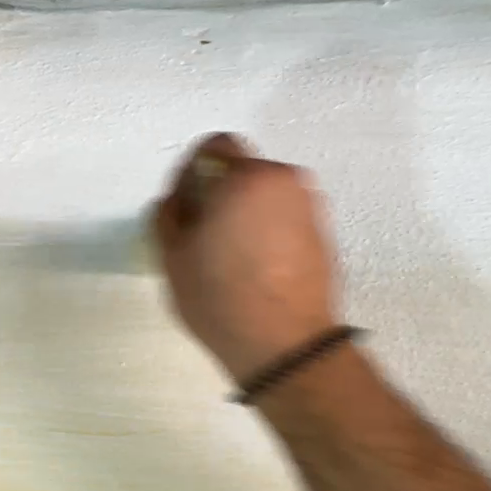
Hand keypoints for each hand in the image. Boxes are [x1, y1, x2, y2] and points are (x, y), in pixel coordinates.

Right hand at [152, 133, 341, 383]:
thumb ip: (168, 218)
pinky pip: (282, 219)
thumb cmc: (218, 297)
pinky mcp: (322, 232)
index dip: (191, 174)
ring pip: (262, 197)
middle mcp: (284, 179)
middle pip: (240, 172)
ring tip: (226, 260)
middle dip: (218, 196)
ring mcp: (309, 205)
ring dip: (242, 215)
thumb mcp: (173, 258)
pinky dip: (264, 233)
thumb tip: (174, 201)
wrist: (283, 343)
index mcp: (245, 177)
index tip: (182, 210)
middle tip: (200, 238)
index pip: (214, 147)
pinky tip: (252, 270)